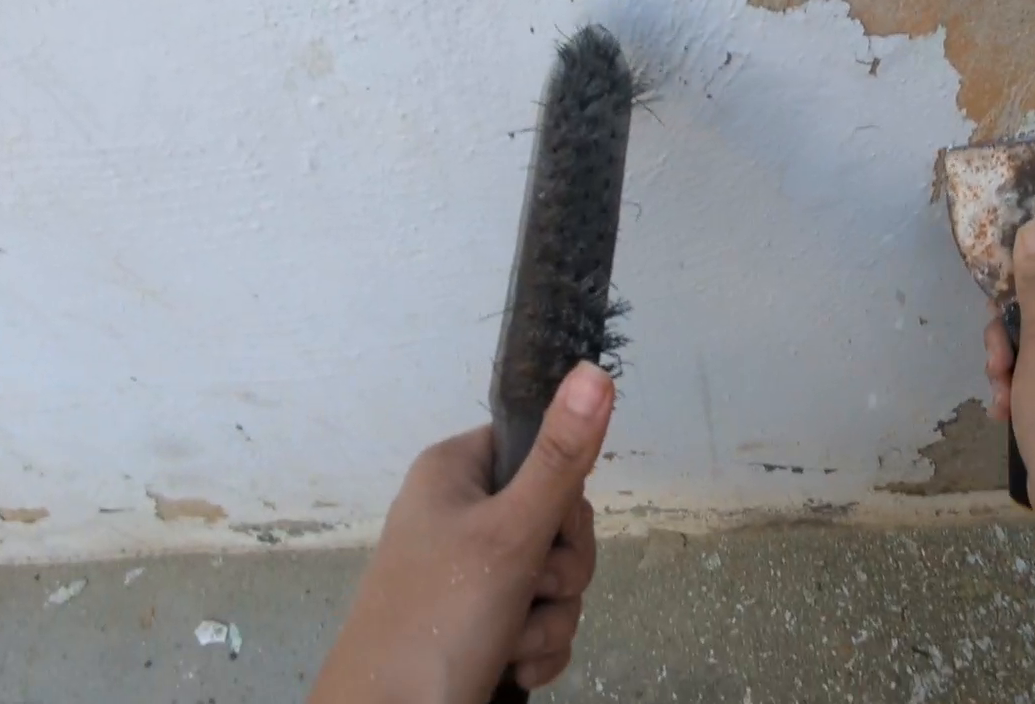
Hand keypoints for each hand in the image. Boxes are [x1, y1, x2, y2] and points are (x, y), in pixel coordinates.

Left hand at [311, 361, 613, 703]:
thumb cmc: (439, 620)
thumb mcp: (511, 531)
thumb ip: (561, 455)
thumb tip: (595, 368)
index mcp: (456, 472)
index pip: (538, 444)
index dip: (560, 487)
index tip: (550, 522)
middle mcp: (462, 513)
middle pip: (558, 515)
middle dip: (559, 565)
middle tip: (531, 587)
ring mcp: (470, 572)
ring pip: (556, 571)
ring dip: (550, 613)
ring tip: (512, 641)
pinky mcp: (481, 622)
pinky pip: (543, 615)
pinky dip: (538, 644)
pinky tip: (513, 667)